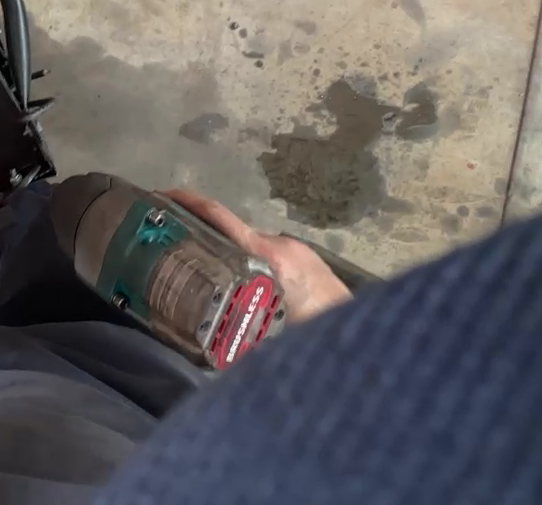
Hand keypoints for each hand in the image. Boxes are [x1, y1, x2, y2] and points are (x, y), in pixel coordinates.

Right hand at [160, 188, 352, 324]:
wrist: (380, 345)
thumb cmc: (322, 338)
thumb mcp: (271, 340)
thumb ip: (235, 331)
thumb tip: (198, 342)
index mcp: (269, 258)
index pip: (220, 217)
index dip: (187, 202)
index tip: (161, 195)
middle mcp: (282, 246)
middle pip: (230, 233)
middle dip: (202, 236)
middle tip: (174, 246)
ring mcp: (298, 251)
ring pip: (251, 248)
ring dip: (231, 258)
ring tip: (212, 281)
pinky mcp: (310, 260)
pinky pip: (269, 257)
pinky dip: (252, 267)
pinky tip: (249, 292)